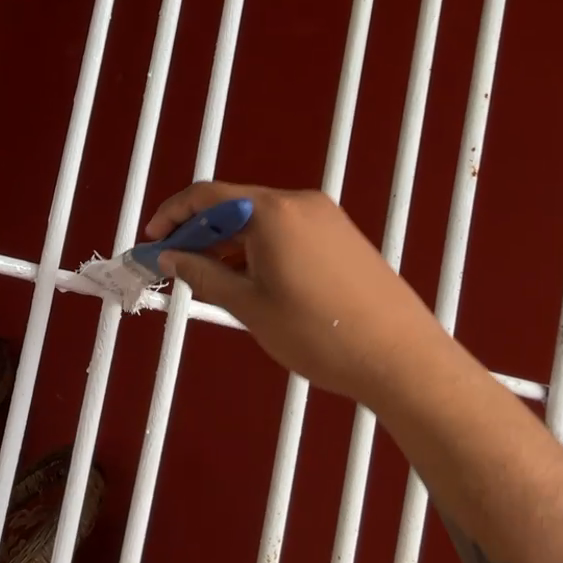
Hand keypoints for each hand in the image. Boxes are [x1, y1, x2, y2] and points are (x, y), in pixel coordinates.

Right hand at [143, 181, 448, 407]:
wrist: (408, 365)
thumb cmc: (320, 335)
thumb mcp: (248, 306)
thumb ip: (201, 274)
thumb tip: (171, 258)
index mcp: (271, 211)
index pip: (204, 197)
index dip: (171, 216)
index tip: (153, 241)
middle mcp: (298, 203)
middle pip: (232, 205)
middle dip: (199, 232)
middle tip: (176, 263)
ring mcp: (326, 218)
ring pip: (259, 219)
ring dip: (229, 242)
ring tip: (211, 277)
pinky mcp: (344, 237)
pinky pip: (286, 230)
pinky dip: (259, 247)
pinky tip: (251, 279)